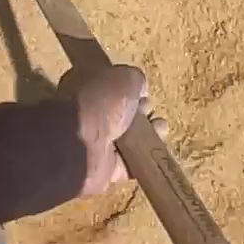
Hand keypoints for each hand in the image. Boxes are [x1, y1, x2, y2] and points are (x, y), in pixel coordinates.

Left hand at [68, 64, 161, 195]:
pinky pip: (129, 160)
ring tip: (160, 128)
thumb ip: (135, 80)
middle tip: (150, 110)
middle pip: (121, 109)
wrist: (83, 143)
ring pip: (127, 136)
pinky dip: (144, 155)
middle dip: (141, 110)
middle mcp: (88, 108)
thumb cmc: (102, 100)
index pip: (110, 81)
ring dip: (146, 133)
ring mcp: (95, 138)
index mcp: (85, 81)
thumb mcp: (126, 77)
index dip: (128, 85)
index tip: (143, 91)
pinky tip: (157, 147)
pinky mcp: (104, 166)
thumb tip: (140, 89)